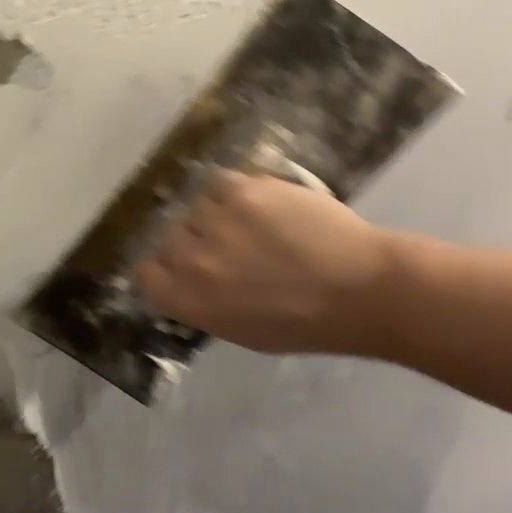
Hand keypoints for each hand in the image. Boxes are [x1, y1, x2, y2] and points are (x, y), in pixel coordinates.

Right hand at [133, 169, 398, 355]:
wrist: (365, 290)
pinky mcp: (243, 190)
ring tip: (253, 225)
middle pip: (170, 237)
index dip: (164, 269)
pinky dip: (235, 192)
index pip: (146, 274)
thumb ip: (202, 302)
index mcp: (190, 300)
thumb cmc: (308, 323)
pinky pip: (219, 183)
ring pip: (197, 207)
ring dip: (217, 215)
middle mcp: (192, 258)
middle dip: (194, 242)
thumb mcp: (242, 330)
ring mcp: (215, 220)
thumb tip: (185, 279)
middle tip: (228, 248)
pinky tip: (259, 204)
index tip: (186, 270)